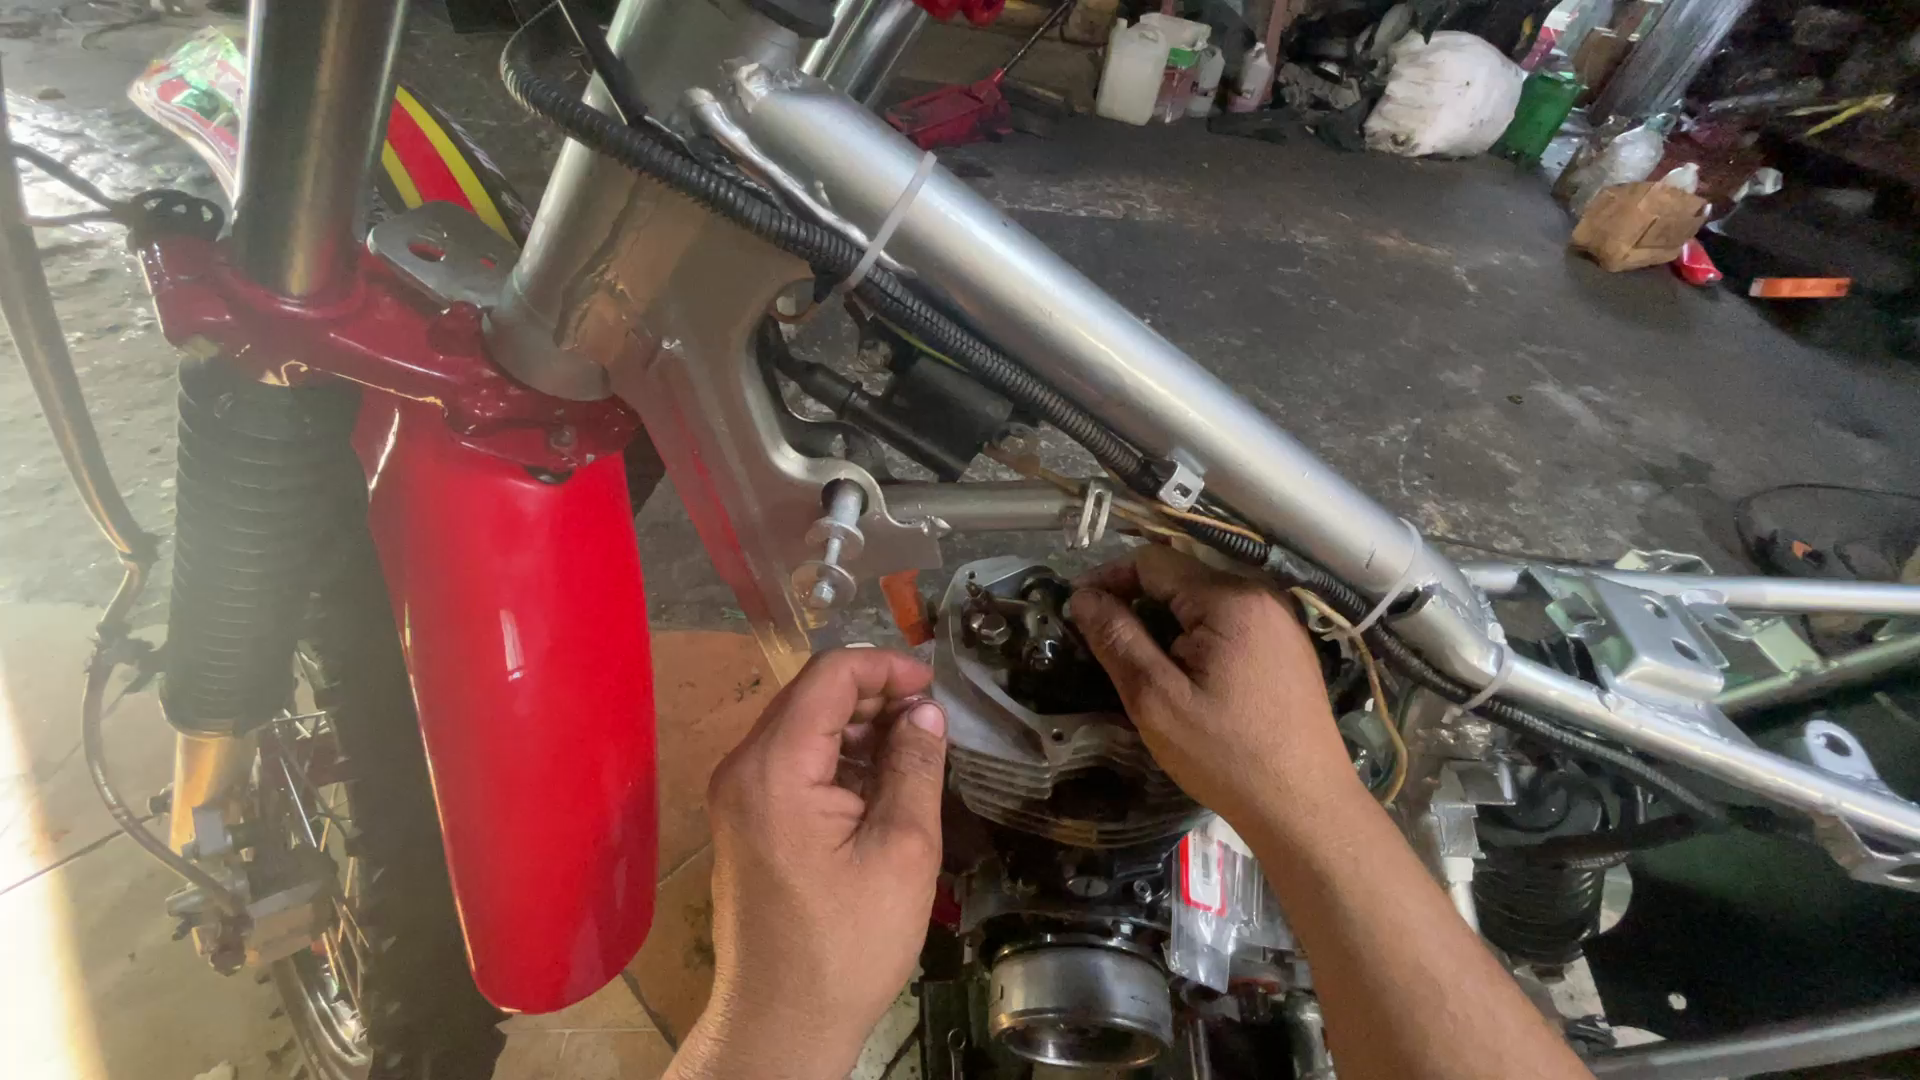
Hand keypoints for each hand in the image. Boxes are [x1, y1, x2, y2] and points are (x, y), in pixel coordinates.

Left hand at [668, 648, 947, 1079]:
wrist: (781, 1026)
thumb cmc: (848, 944)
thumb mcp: (903, 850)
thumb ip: (915, 765)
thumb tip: (926, 709)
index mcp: (776, 767)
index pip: (830, 675)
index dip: (886, 667)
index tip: (932, 686)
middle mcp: (744, 766)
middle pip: (812, 694)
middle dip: (875, 694)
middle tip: (929, 719)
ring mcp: (738, 792)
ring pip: (803, 723)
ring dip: (859, 724)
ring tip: (912, 749)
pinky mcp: (745, 815)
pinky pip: (793, 758)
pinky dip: (838, 755)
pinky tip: (878, 780)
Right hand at [1066, 545, 1362, 830]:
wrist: (1306, 808)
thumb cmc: (1226, 755)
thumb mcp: (1155, 699)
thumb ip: (1117, 639)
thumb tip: (1082, 597)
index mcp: (1230, 599)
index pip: (1152, 561)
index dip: (1108, 578)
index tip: (1078, 610)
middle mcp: (1260, 595)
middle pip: (1179, 577)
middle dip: (1135, 600)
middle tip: (1103, 640)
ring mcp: (1279, 619)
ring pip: (1202, 599)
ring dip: (1164, 618)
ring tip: (1138, 659)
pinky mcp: (1287, 645)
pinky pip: (1228, 620)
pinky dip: (1195, 633)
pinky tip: (1182, 671)